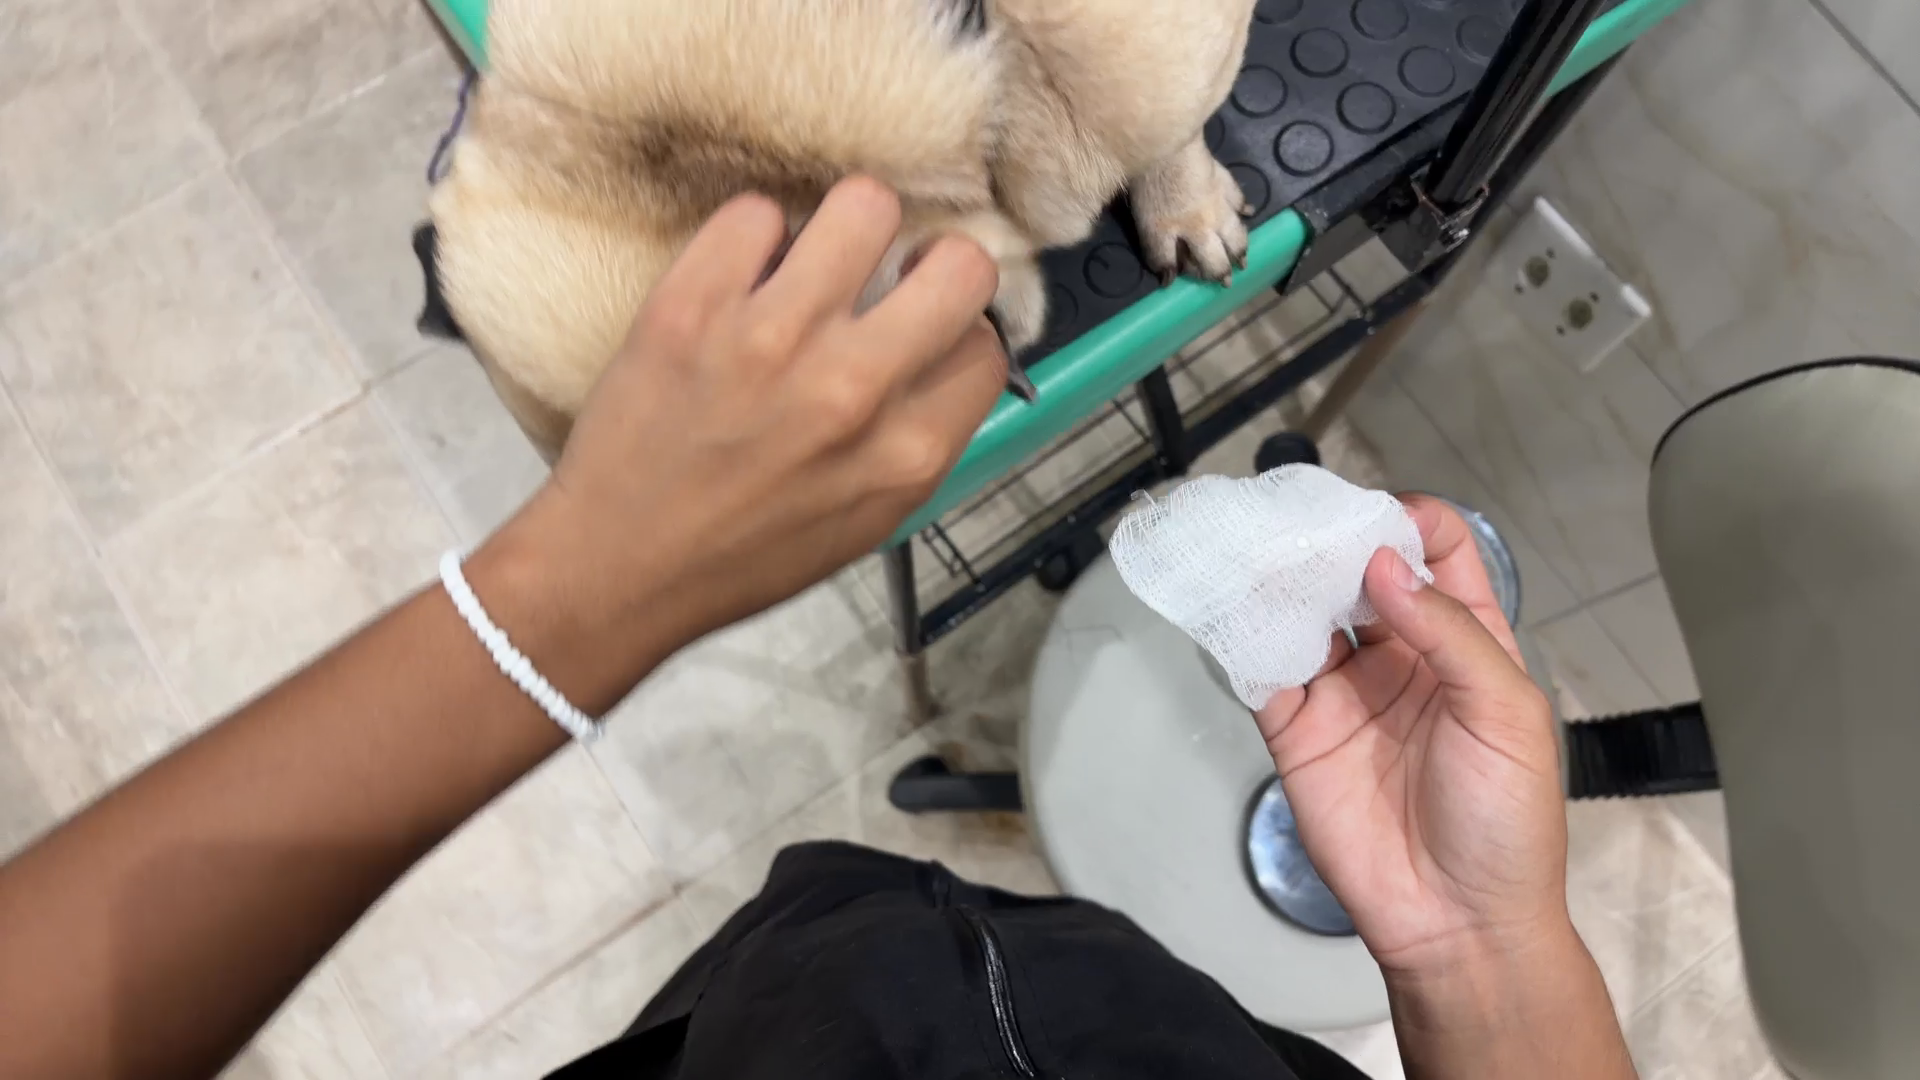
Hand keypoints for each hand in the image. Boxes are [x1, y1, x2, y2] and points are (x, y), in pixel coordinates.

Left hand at [473, 177, 1006, 708]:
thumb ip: (922, 438)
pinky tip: (743, 282)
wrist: (623, 566)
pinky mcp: (694, 303)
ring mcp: (774, 338)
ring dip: (854, 230)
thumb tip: (942, 354)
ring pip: (866, 206)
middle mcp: (856, 389)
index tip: (927, 340)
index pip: (986, 350)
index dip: (961, 339)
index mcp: (908, 455)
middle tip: (894, 283)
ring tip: (821, 266)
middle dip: (939, 267)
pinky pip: (757, 213)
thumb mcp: (870, 520)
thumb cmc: (754, 557)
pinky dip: (756, 240)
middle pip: (961, 266)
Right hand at [1255, 496, 1566, 974]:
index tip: (1374, 515)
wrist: (1451, 918)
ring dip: (1279, 586)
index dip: (1409, 525)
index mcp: (1460, 643)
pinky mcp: (1293, 722)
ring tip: (1252, 553)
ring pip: (1302, 617)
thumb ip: (1448, 634)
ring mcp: (1338, 688)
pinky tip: (1231, 611)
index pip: (1435, 558)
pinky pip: (1262, 670)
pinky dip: (1243, 640)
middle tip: (1292, 522)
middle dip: (1327, 547)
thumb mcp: (1506, 716)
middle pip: (1355, 578)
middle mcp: (1393, 654)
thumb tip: (1378, 565)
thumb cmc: (1504, 818)